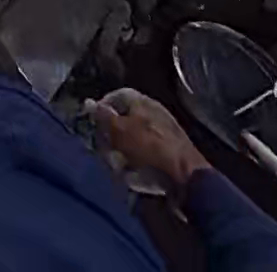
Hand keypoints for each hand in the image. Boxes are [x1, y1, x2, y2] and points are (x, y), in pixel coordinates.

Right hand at [90, 88, 211, 185]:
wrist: (188, 180)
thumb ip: (102, 116)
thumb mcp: (120, 130)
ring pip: (132, 143)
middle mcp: (153, 115)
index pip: (116, 95)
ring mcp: (163, 137)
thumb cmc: (150, 148)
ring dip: (122, 157)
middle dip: (112, 139)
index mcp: (143, 102)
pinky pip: (146, 159)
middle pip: (123, 122)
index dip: (103, 107)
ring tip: (120, 169)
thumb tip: (88, 101)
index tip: (94, 123)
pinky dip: (138, 169)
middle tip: (106, 151)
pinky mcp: (169, 158)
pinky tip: (135, 179)